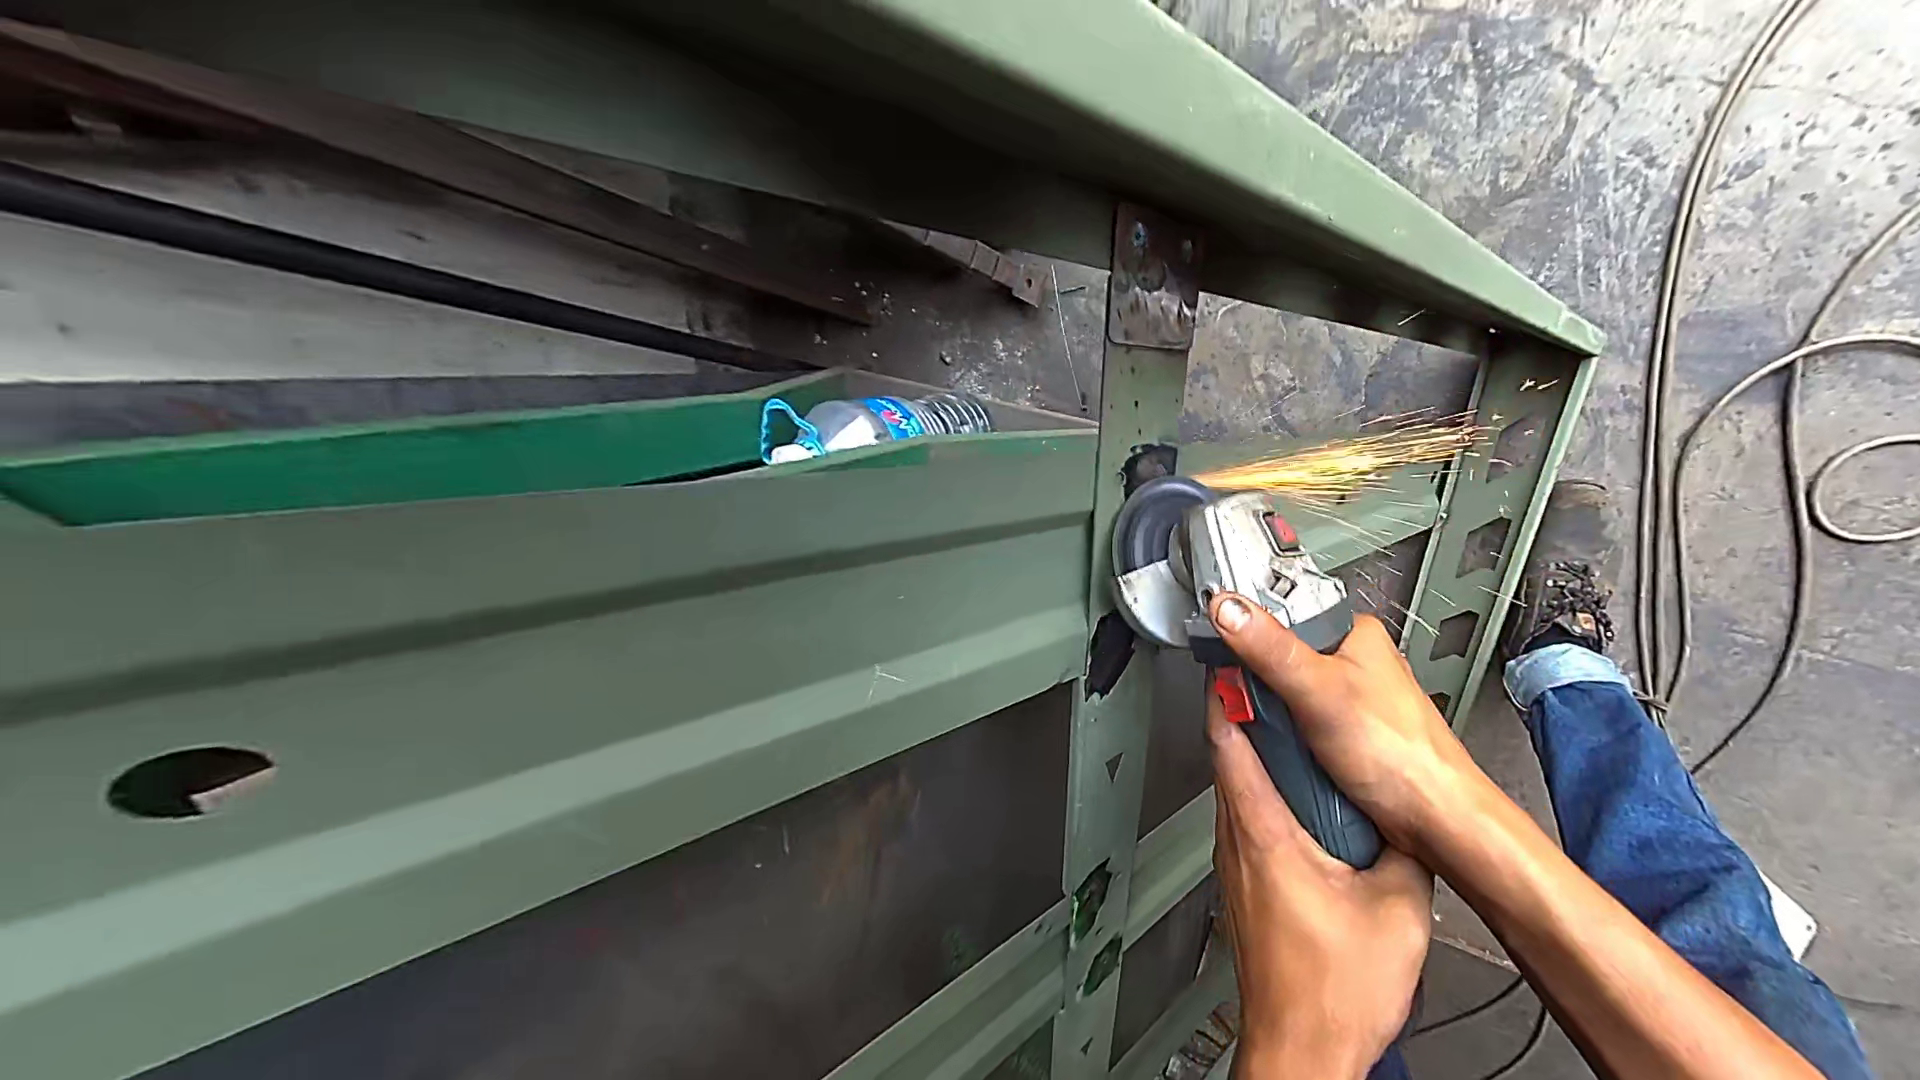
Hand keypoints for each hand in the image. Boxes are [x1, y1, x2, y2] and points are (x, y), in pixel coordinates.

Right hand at [1207, 593, 1488, 857]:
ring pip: (1281, 685)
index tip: (1219, 642)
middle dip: (1252, 674)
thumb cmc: (1404, 757)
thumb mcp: (1318, 690)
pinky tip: (1278, 739)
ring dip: (1264, 703)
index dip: (1246, 625)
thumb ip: (1269, 648)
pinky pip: (1290, 715)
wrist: (1435, 823)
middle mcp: (1350, 660)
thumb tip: (1228, 610)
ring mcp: (1343, 696)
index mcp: (1352, 633)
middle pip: (1275, 650)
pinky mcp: (1337, 727)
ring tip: (1263, 719)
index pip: (1281, 609)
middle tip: (1243, 693)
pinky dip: (1277, 726)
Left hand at [1209, 691, 1431, 1077]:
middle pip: (1225, 759)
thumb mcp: (1398, 912)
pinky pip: (1240, 817)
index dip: (1226, 701)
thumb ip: (1404, 854)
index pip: (1229, 747)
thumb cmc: (1333, 988)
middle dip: (1240, 719)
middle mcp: (1236, 839)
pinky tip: (1288, 798)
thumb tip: (1409, 825)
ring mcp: (1232, 861)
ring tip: (1278, 731)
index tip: (1230, 669)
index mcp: (1263, 833)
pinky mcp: (1240, 881)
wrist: (1300, 1043)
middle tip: (1262, 688)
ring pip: (1230, 788)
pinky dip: (1255, 790)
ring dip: (1248, 754)